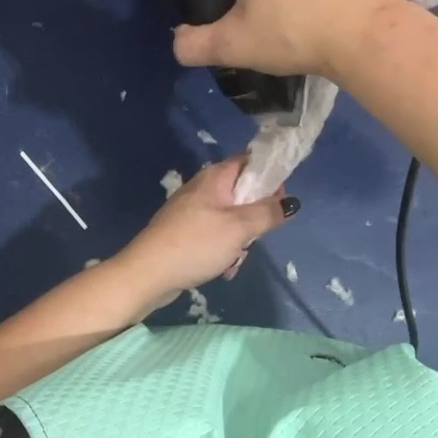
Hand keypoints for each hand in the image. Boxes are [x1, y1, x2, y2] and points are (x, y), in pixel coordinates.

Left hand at [111, 158, 297, 310]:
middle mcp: (203, 189)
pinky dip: (222, 253)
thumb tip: (290, 202)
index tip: (280, 203)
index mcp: (215, 177)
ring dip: (239, 243)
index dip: (271, 178)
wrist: (147, 274)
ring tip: (233, 261)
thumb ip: (268, 213)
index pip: (252, 162)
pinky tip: (221, 270)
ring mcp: (192, 213)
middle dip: (254, 220)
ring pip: (231, 221)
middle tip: (253, 238)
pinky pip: (214, 238)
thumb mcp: (239, 228)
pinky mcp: (185, 234)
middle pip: (243, 195)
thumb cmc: (196, 245)